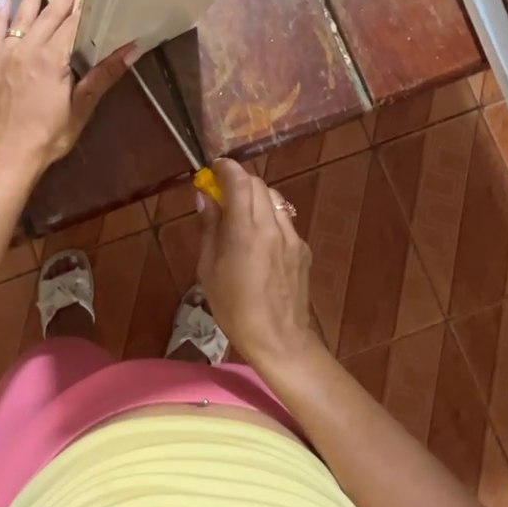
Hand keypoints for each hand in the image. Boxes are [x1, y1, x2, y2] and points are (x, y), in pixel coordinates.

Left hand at [0, 0, 136, 176]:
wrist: (8, 155)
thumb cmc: (49, 135)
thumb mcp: (82, 107)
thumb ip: (103, 75)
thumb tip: (132, 49)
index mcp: (53, 58)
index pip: (72, 24)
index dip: (82, 4)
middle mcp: (28, 49)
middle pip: (49, 15)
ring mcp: (6, 55)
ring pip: (21, 18)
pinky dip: (0, 15)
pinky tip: (4, 0)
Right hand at [196, 159, 323, 369]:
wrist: (279, 339)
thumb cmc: (234, 308)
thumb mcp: (209, 269)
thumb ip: (209, 228)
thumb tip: (204, 197)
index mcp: (246, 231)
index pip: (239, 181)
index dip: (226, 168)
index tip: (213, 167)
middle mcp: (272, 227)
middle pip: (258, 185)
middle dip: (239, 180)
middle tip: (221, 190)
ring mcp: (292, 237)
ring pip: (274, 199)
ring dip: (255, 196)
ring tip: (239, 212)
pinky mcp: (302, 249)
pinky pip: (284, 220)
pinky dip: (268, 216)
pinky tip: (258, 237)